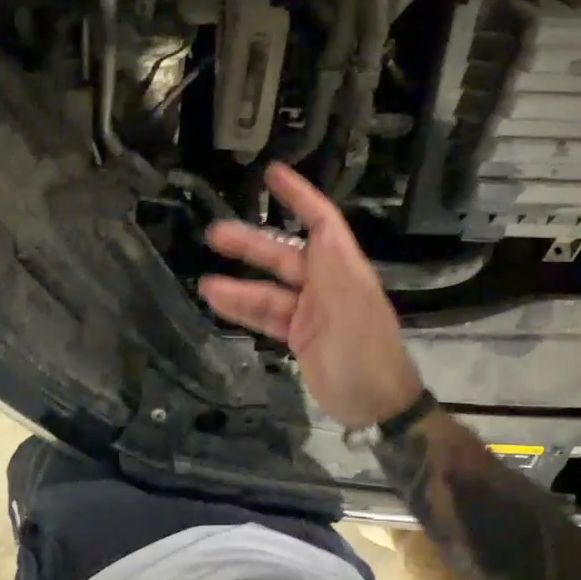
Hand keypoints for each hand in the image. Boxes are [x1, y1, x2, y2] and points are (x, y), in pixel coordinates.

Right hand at [199, 163, 425, 427]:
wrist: (375, 405)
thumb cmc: (366, 354)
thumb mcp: (352, 311)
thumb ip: (334, 272)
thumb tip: (321, 229)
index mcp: (344, 272)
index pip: (321, 223)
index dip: (299, 197)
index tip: (272, 174)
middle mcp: (327, 284)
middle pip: (284, 254)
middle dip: (251, 243)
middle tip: (214, 233)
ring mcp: (311, 310)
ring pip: (268, 288)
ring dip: (238, 283)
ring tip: (205, 280)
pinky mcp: (299, 335)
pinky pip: (266, 315)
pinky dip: (242, 309)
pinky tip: (218, 302)